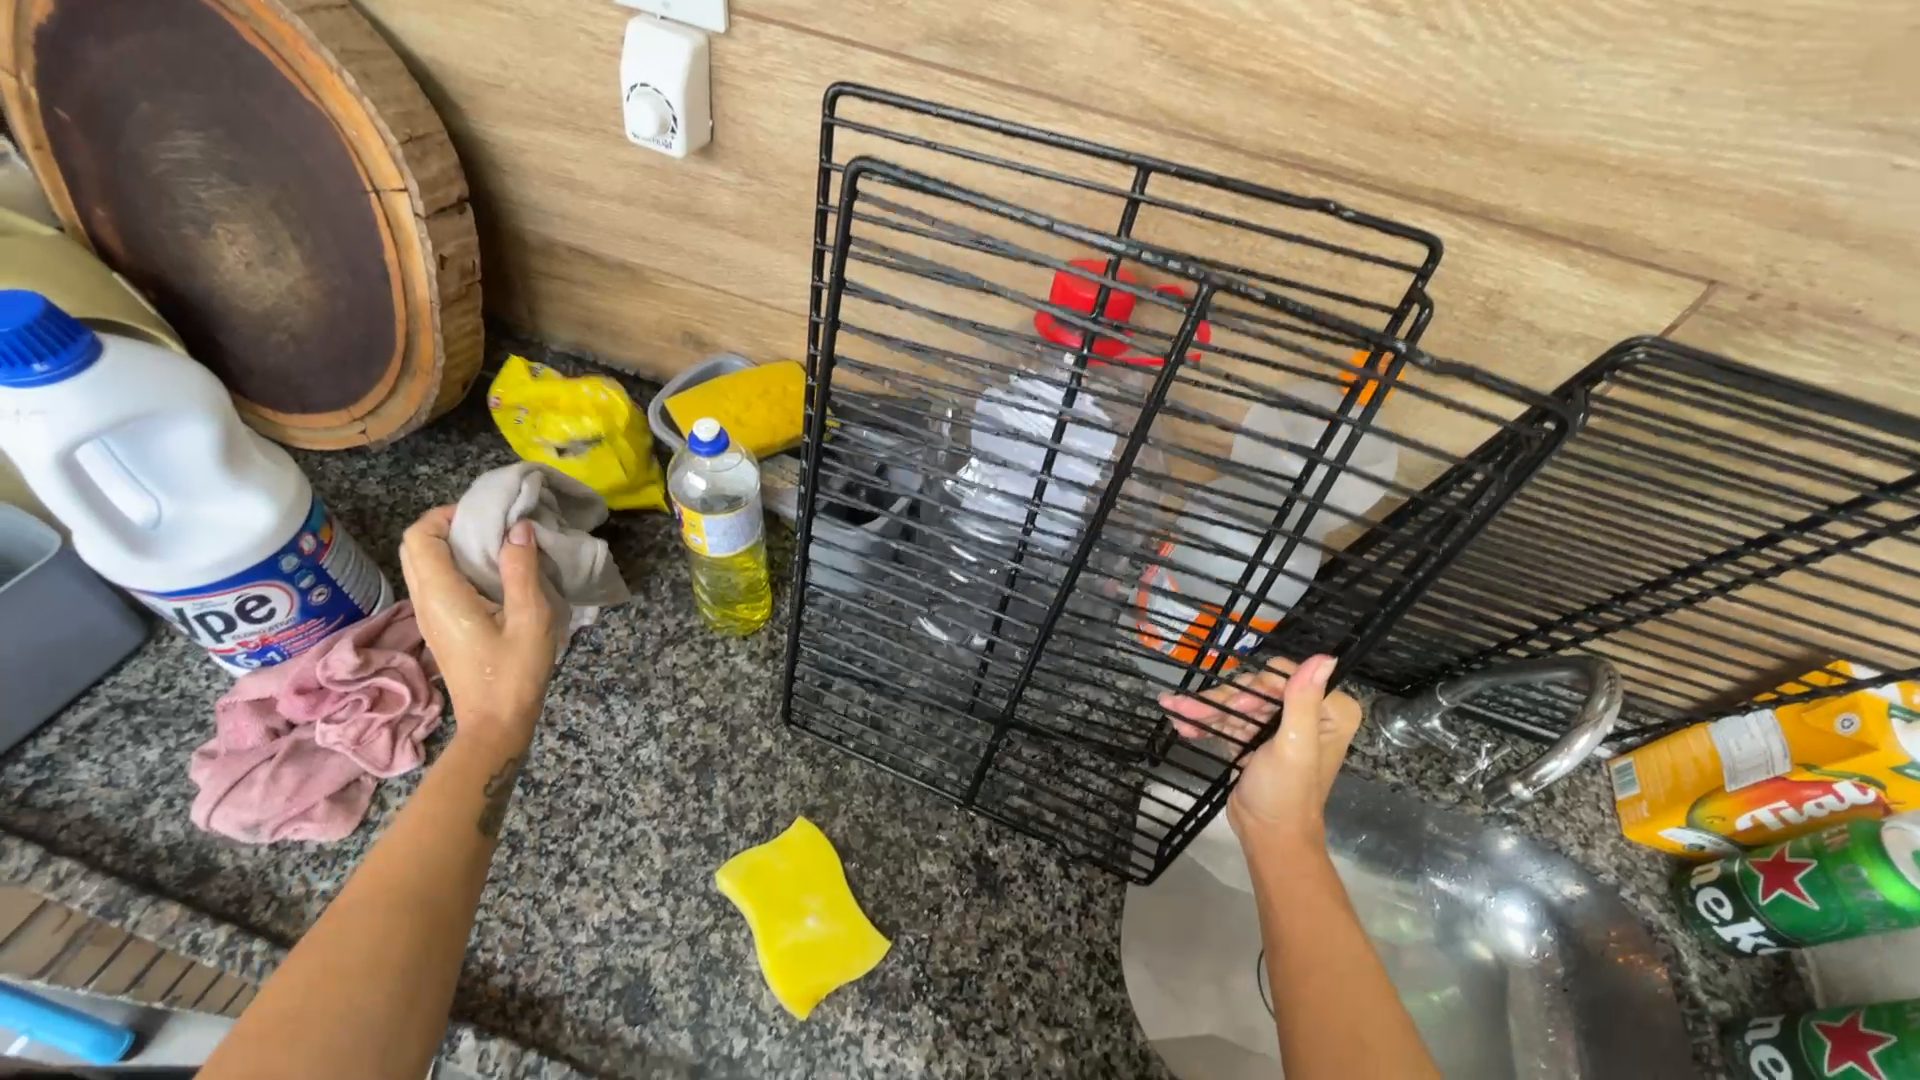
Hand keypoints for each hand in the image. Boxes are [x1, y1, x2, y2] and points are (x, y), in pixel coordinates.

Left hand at [399, 506, 558, 752]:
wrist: (496, 723)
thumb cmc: (515, 673)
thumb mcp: (530, 619)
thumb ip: (521, 570)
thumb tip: (518, 528)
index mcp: (442, 595)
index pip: (419, 536)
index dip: (445, 516)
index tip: (485, 516)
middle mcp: (426, 601)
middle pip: (415, 547)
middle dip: (447, 527)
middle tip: (490, 527)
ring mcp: (429, 616)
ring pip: (423, 565)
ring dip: (452, 547)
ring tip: (496, 547)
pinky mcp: (440, 627)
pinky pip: (436, 582)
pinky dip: (456, 567)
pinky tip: (493, 576)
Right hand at [1158, 654, 1361, 845]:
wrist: (1267, 836)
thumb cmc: (1287, 794)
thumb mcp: (1295, 746)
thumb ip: (1303, 701)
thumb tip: (1326, 657)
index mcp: (1328, 712)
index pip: (1285, 677)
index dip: (1256, 689)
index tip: (1238, 709)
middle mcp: (1306, 713)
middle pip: (1254, 689)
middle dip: (1223, 701)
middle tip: (1193, 712)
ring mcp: (1277, 726)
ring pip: (1236, 703)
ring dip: (1204, 710)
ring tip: (1174, 711)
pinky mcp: (1254, 739)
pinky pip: (1228, 720)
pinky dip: (1205, 722)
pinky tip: (1181, 724)